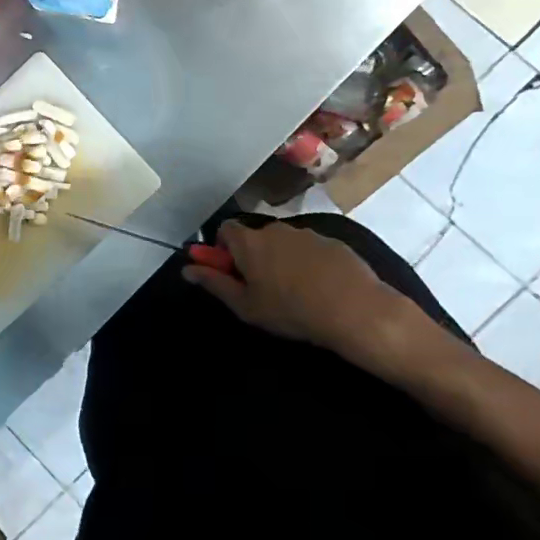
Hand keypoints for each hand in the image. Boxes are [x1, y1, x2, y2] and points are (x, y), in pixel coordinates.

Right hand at [182, 221, 424, 371]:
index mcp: (251, 242)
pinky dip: (308, 263)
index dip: (223, 249)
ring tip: (295, 293)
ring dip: (282, 260)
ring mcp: (307, 232)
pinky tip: (319, 288)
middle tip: (262, 290)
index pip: (226, 229)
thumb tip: (188, 269)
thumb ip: (215, 283)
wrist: (351, 306)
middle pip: (256, 237)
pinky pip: (310, 249)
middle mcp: (277, 229)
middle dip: (254, 257)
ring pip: (284, 243)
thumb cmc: (290, 309)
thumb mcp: (246, 305)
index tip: (231, 273)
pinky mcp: (332, 241)